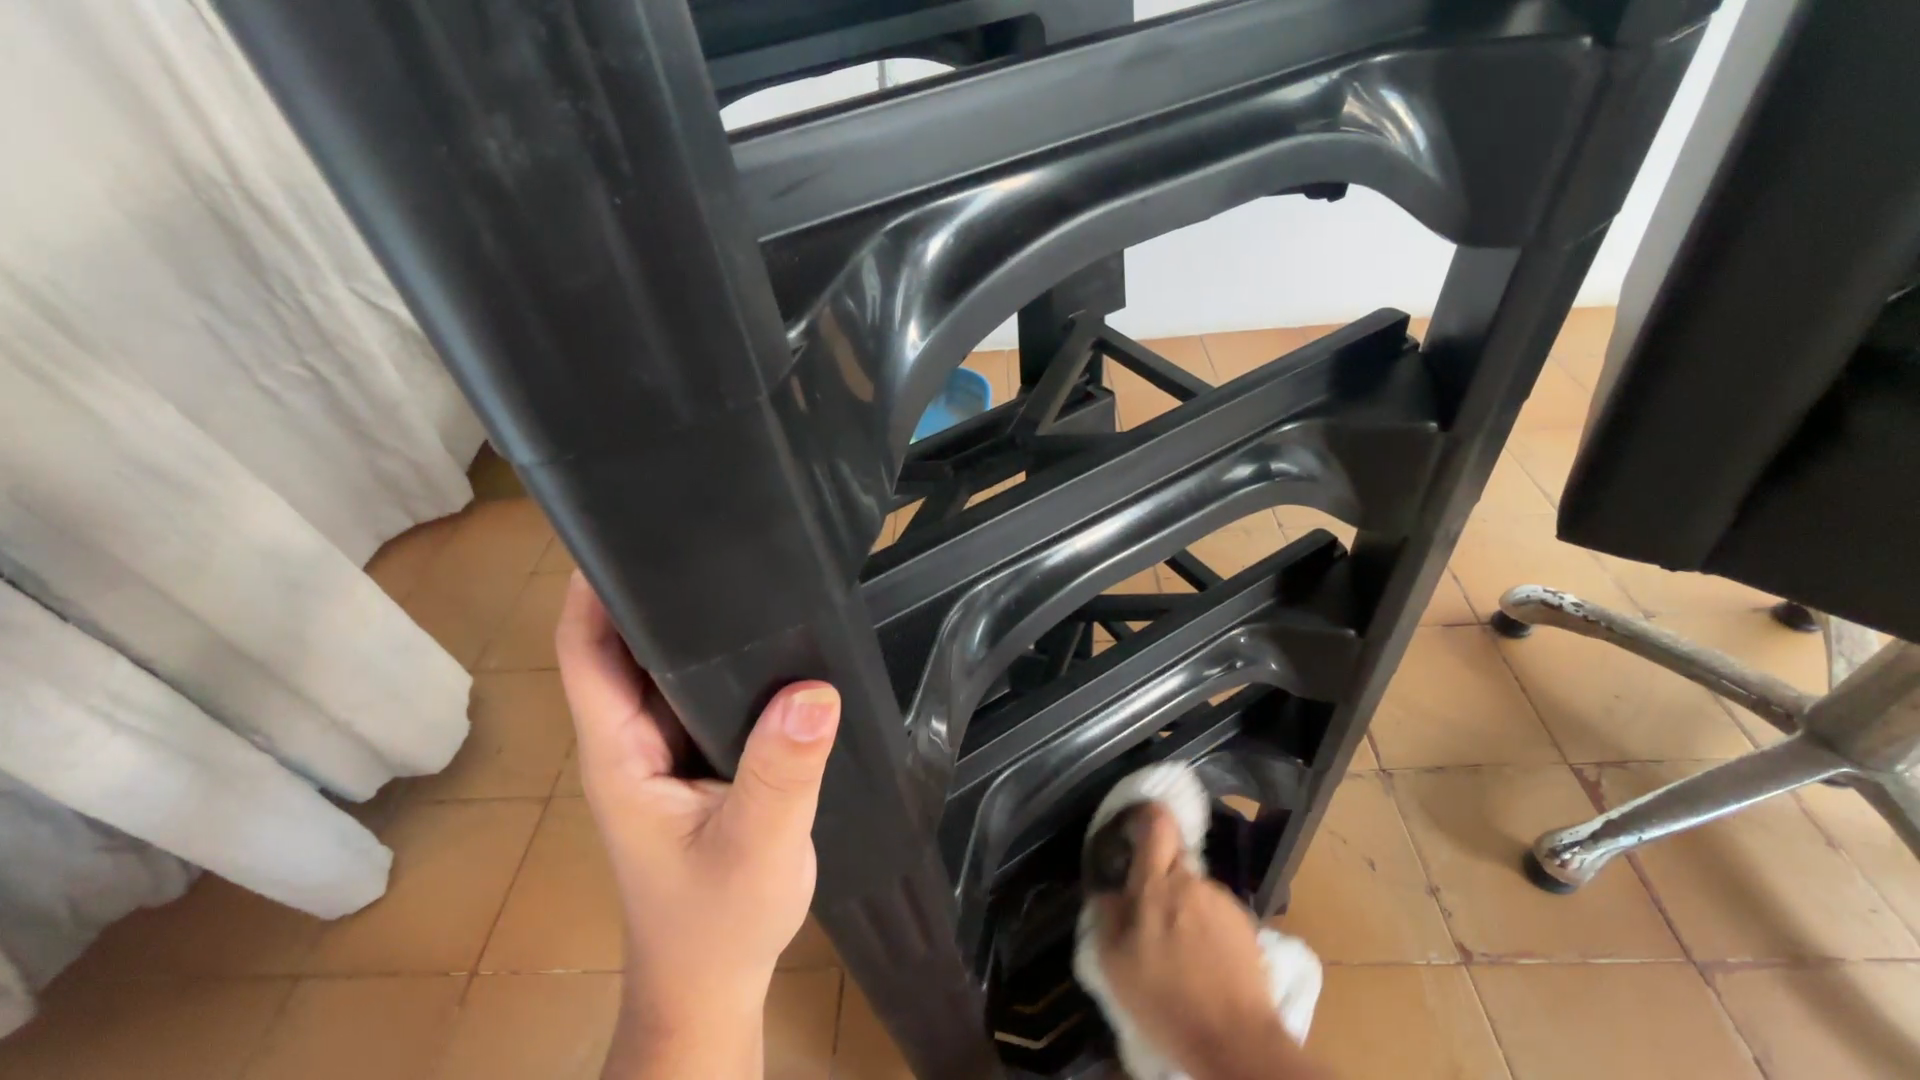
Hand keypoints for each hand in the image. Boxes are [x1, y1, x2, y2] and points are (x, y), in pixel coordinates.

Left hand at [554, 572, 839, 1078]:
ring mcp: (665, 752)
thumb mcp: (755, 846)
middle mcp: (633, 741)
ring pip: (670, 670)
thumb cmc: (716, 922)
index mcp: (620, 752)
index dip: (592, 589)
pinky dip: (728, 664)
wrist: (713, 980)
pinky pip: (706, 696)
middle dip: (655, 591)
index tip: (627, 531)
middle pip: (627, 647)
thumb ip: (782, 772)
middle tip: (708, 534)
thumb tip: (814, 689)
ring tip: (747, 571)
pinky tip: (772, 642)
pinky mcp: (699, 764)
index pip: (586, 652)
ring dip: (695, 626)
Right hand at [1093, 805, 1328, 1079]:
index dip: (1147, 816)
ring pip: (1195, 890)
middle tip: (1148, 914)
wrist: (1235, 1040)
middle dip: (1159, 877)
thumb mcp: (1114, 964)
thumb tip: (1108, 892)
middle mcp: (1192, 883)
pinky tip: (1203, 962)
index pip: (1157, 825)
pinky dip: (1206, 929)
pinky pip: (1215, 914)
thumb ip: (1107, 916)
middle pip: (1174, 859)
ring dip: (1184, 907)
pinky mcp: (1246, 926)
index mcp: (1156, 886)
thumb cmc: (1165, 1000)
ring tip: (1178, 950)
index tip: (1135, 825)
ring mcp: (1223, 903)